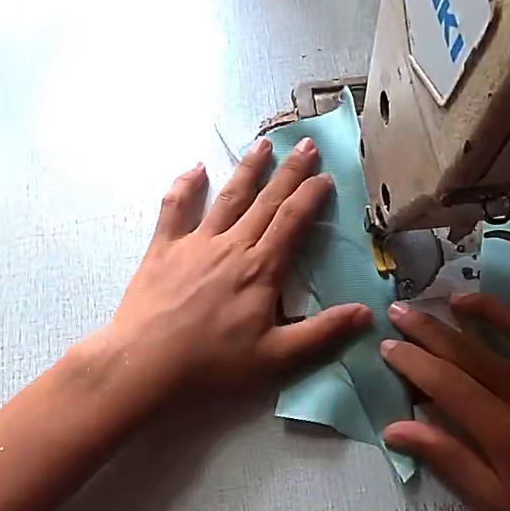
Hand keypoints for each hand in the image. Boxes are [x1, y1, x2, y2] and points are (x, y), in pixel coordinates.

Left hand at [88, 137, 371, 407]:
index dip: (311, 196)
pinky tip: (195, 168)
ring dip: (247, 169)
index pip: (292, 221)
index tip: (325, 176)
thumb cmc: (212, 366)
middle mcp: (231, 246)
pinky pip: (175, 208)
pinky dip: (186, 185)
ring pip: (228, 197)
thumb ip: (322, 333)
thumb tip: (367, 312)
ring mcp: (194, 243)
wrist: (143, 367)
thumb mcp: (276, 359)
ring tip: (262, 144)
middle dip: (289, 171)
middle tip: (305, 143)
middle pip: (266, 201)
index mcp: (260, 269)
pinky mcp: (162, 249)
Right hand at [381, 295, 509, 510]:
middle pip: (472, 350)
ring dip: (486, 308)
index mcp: (506, 432)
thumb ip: (447, 457)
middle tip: (401, 309)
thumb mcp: (495, 502)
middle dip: (430, 328)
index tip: (387, 345)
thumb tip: (394, 429)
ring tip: (455, 299)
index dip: (412, 361)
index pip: (445, 383)